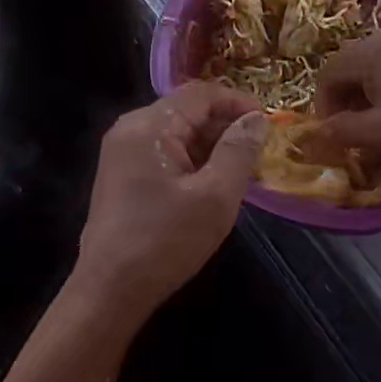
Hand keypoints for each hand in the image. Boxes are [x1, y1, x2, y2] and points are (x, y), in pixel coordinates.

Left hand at [75, 82, 267, 316]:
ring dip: (210, 147)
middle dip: (225, 127)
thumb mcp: (215, 196)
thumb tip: (256, 118)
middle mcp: (129, 129)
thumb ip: (238, 151)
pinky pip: (162, 154)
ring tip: (242, 172)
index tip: (270, 125)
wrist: (110, 287)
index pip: (200, 93)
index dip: (238, 102)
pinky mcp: (121, 176)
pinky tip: (211, 185)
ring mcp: (121, 153)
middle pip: (186, 111)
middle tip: (260, 153)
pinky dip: (190, 162)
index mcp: (148, 125)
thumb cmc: (165, 241)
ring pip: (175, 134)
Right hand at [307, 23, 380, 165]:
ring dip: (367, 90)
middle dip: (344, 97)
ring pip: (374, 63)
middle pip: (349, 64)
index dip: (323, 105)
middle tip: (355, 126)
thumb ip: (339, 132)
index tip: (335, 132)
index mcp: (371, 51)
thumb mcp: (377, 135)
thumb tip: (319, 131)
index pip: (327, 74)